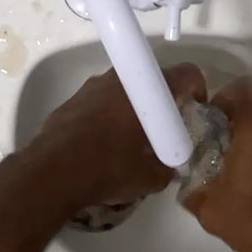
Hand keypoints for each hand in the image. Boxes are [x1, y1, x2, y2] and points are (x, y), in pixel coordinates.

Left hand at [26, 63, 207, 207]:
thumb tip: (170, 165)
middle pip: (153, 81)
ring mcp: (93, 86)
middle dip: (163, 103)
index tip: (195, 112)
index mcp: (148, 89)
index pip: (187, 74)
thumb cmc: (110, 168)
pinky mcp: (72, 100)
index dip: (198, 91)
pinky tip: (104, 146)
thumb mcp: (152, 177)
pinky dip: (109, 118)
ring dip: (134, 110)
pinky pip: (101, 103)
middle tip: (165, 130)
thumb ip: (169, 166)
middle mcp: (121, 78)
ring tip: (132, 141)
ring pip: (125, 91)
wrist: (53, 173)